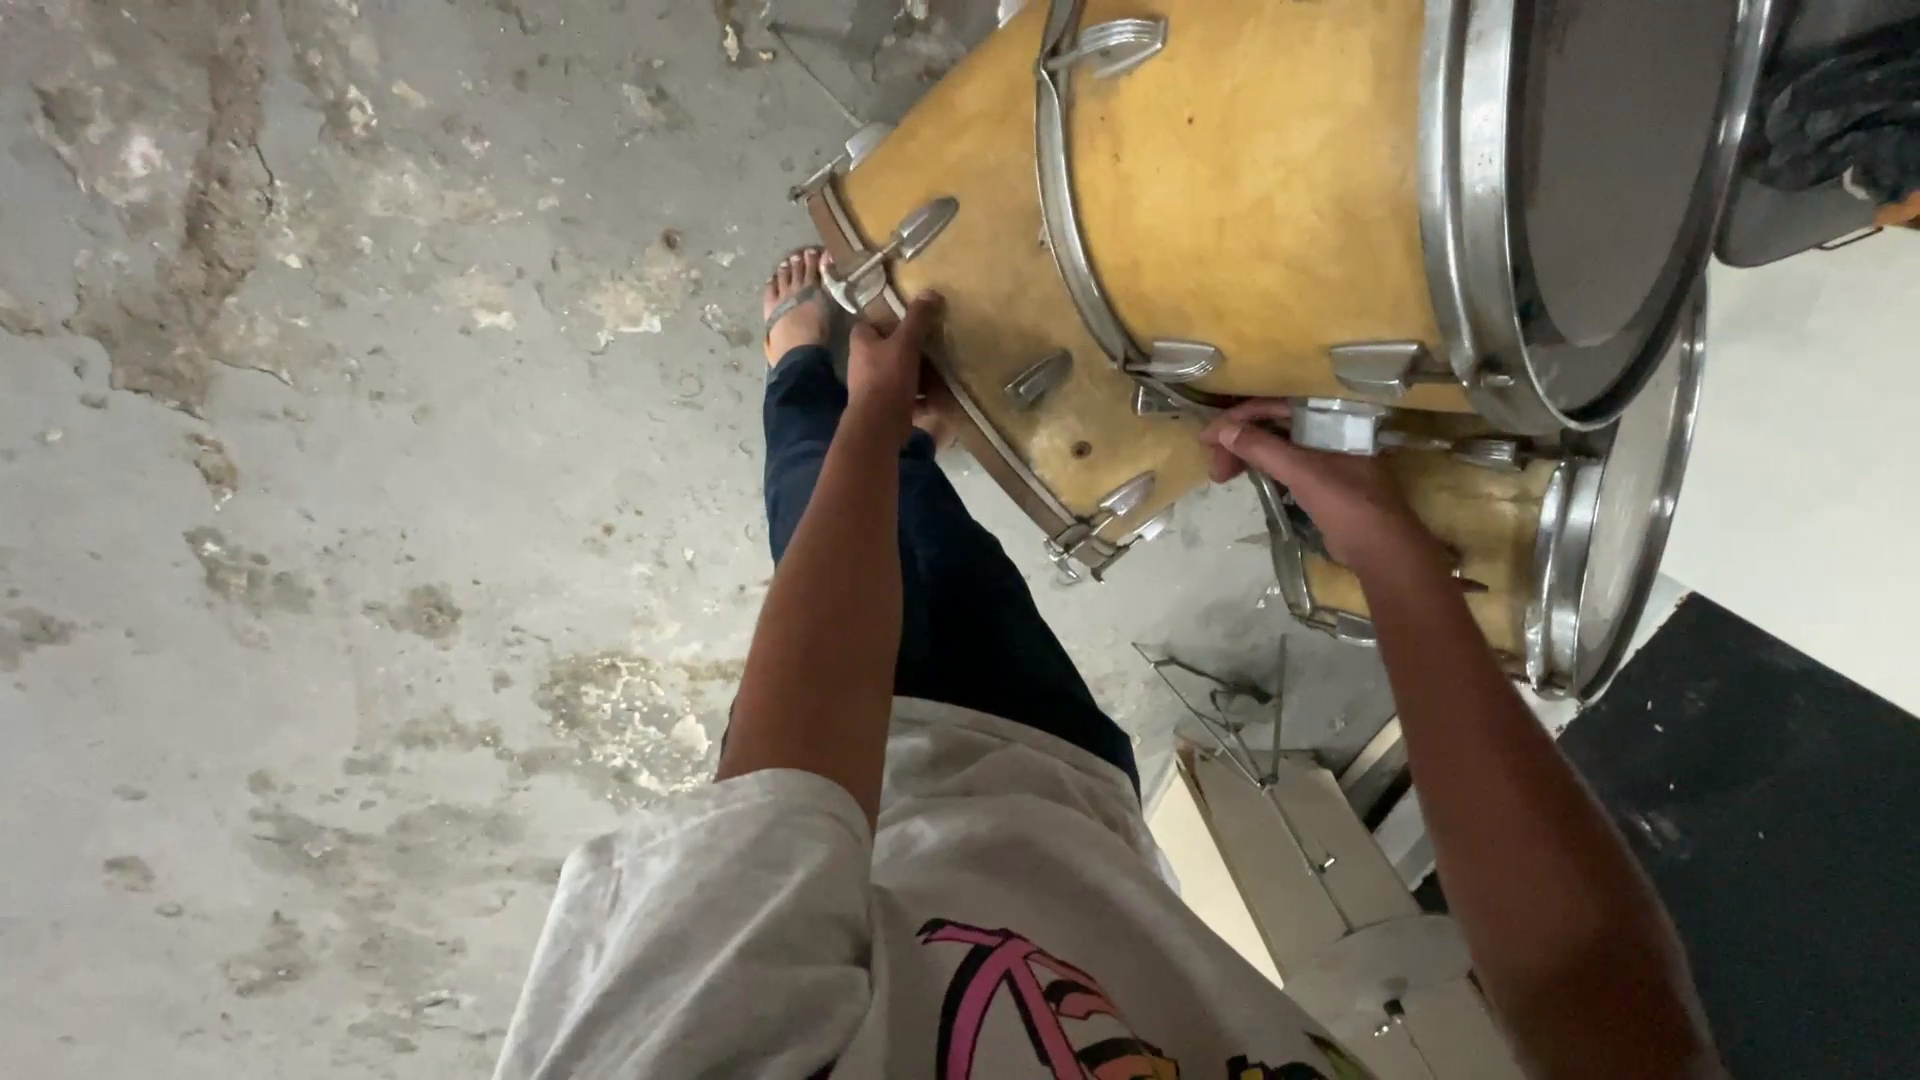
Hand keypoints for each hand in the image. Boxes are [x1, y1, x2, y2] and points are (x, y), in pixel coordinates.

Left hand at [846, 290, 941, 441]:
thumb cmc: (888, 377)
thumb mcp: (906, 342)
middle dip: (913, 352)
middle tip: (935, 350)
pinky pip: (907, 397)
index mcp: (861, 342)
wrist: (879, 424)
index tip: (913, 326)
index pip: (871, 324)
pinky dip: (922, 397)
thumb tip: (931, 291)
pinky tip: (939, 398)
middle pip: (890, 350)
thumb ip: (918, 318)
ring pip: (900, 374)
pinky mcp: (884, 407)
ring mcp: (873, 387)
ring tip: (942, 374)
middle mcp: (863, 363)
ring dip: (921, 375)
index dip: (891, 323)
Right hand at [1200, 399, 1447, 577]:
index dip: (1238, 419)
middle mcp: (1328, 430)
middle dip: (1238, 442)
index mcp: (1331, 419)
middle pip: (1271, 425)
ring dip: (1246, 456)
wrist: (1380, 548)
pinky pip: (1283, 463)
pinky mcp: (1320, 477)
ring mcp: (1324, 454)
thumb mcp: (1303, 473)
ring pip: (1275, 445)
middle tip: (1214, 468)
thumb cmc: (1347, 505)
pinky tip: (1245, 478)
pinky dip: (1261, 468)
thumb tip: (1224, 431)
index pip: (1275, 406)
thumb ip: (1263, 449)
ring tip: (1222, 476)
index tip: (1208, 439)